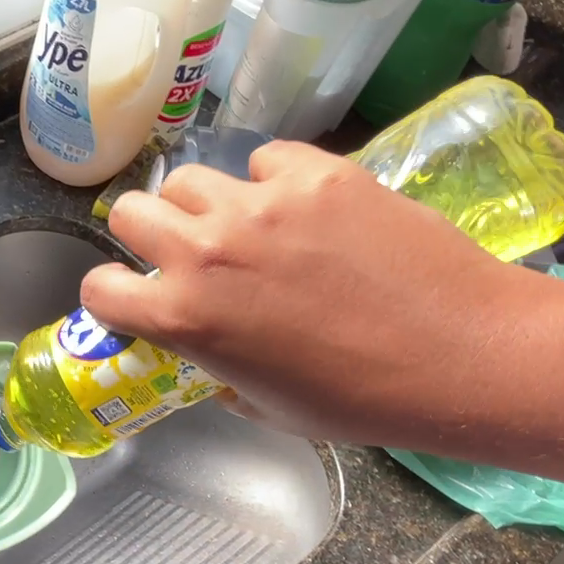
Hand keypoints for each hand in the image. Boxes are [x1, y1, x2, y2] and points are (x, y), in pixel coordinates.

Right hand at [79, 141, 559, 447]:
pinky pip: (266, 160)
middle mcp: (207, 251)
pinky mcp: (317, 174)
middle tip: (181, 251)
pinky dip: (272, 182)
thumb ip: (213, 367)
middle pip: (130, 211)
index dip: (110, 296)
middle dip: (145, 234)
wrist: (463, 357)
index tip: (132, 300)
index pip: (99, 288)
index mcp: (184, 316)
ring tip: (242, 224)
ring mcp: (261, 205)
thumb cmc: (355, 400)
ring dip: (202, 204)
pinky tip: (302, 208)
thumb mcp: (259, 403)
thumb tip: (209, 351)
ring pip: (190, 178)